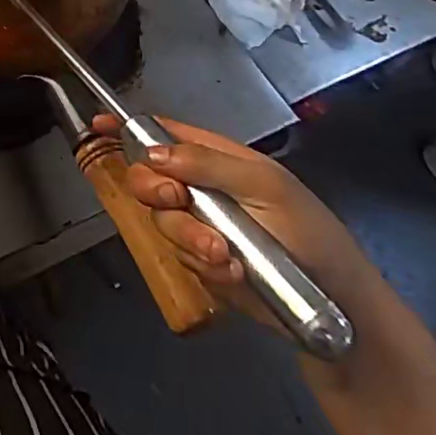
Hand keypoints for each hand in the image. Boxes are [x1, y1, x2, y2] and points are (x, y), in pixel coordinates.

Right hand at [92, 114, 373, 321]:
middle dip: (157, 192)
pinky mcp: (200, 262)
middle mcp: (201, 189)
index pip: (165, 134)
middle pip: (148, 178)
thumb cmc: (311, 235)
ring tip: (226, 254)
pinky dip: (202, 264)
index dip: (131, 128)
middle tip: (177, 201)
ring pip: (161, 221)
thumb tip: (152, 153)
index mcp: (218, 159)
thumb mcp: (266, 186)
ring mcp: (199, 226)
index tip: (99, 125)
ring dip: (190, 237)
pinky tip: (232, 271)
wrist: (336, 309)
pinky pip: (178, 256)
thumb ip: (209, 164)